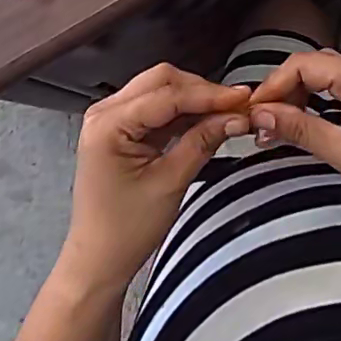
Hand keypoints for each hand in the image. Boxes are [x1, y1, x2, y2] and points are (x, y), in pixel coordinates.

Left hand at [59, 64, 250, 293]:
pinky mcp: (121, 128)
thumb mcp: (169, 184)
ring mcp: (110, 118)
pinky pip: (156, 108)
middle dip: (201, 90)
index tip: (241, 98)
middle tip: (237, 105)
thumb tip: (233, 117)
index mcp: (108, 124)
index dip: (208, 94)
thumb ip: (202, 143)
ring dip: (194, 99)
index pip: (166, 95)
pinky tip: (206, 119)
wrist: (99, 259)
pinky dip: (182, 111)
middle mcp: (104, 113)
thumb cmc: (123, 230)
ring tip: (227, 112)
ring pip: (160, 90)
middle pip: (162, 81)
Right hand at [248, 50, 340, 215]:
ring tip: (274, 129)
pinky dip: (313, 103)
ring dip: (295, 99)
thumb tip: (258, 115)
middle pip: (307, 67)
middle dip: (280, 94)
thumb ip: (299, 128)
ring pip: (318, 76)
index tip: (250, 114)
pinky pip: (333, 86)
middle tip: (260, 126)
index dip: (271, 88)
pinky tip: (299, 123)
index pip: (301, 66)